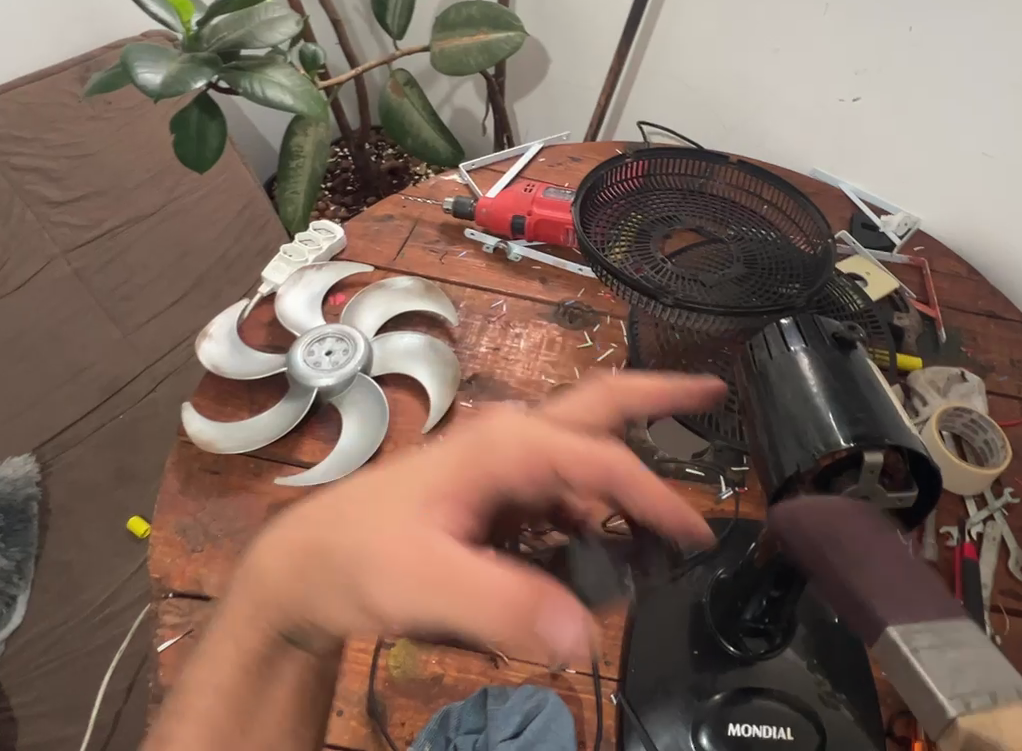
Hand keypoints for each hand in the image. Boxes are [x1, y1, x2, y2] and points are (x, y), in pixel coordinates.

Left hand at [228, 371, 725, 667]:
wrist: (308, 563)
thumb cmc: (360, 557)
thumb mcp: (428, 584)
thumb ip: (506, 605)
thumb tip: (583, 631)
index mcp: (507, 445)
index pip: (603, 461)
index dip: (653, 497)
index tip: (692, 536)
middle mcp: (513, 438)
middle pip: (601, 403)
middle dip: (660, 393)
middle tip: (712, 389)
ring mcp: (505, 462)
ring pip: (587, 449)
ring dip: (629, 475)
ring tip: (665, 522)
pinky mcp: (498, 490)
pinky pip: (563, 491)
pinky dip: (594, 510)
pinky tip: (598, 548)